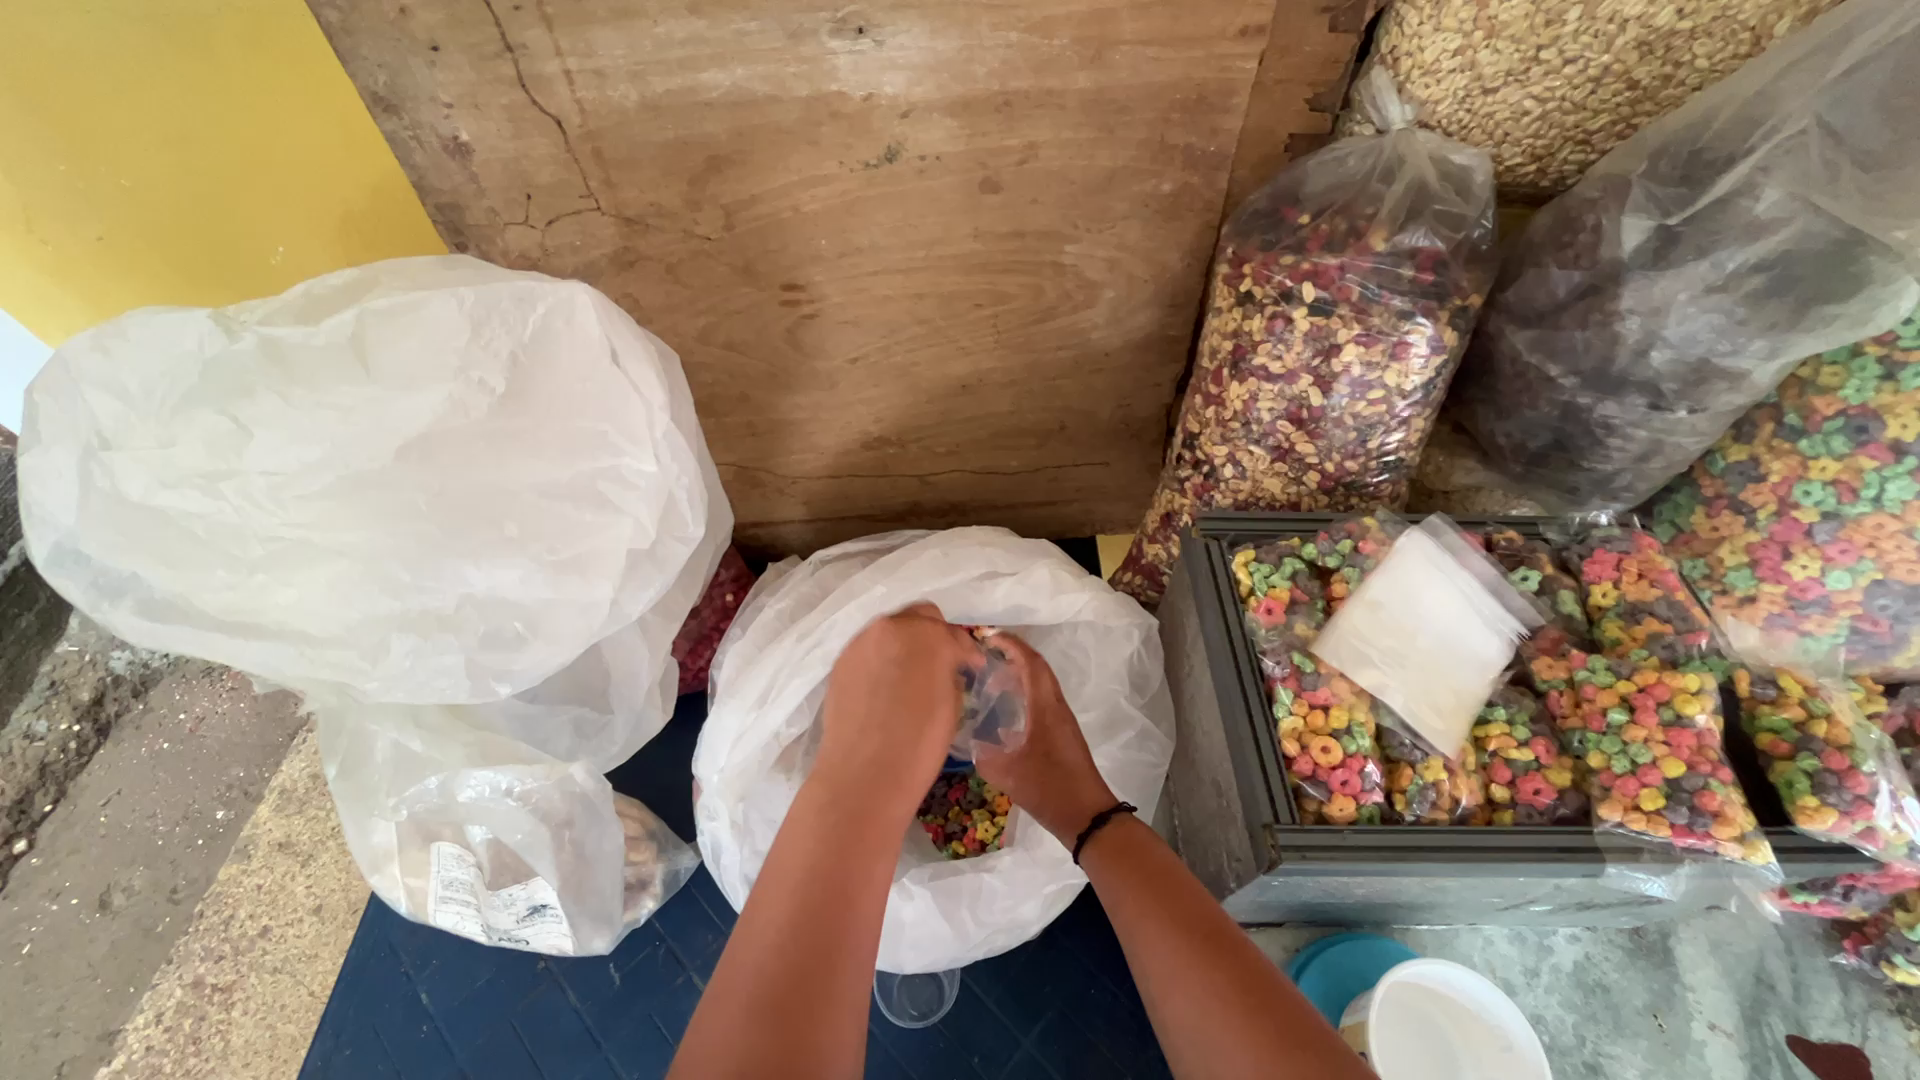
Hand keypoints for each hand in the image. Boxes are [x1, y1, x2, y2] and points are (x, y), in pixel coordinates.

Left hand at [814, 603, 978, 813]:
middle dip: (934, 635)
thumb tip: (944, 668)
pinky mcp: (841, 662)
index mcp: (928, 635)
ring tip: (912, 676)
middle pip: (920, 617)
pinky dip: (882, 660)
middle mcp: (891, 628)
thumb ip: (950, 672)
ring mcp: (861, 642)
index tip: (972, 669)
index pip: (954, 635)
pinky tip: (887, 687)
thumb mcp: (952, 703)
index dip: (967, 653)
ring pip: (890, 631)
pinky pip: (870, 650)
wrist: (864, 774)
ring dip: (905, 645)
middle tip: (942, 664)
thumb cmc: (920, 743)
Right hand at [972, 633, 1118, 841]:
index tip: (989, 636)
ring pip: (1041, 686)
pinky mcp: (1062, 736)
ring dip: (1019, 676)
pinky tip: (1006, 715)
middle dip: (1013, 655)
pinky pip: (1041, 702)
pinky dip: (1024, 696)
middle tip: (986, 656)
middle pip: (1038, 669)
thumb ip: (984, 755)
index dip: (1012, 644)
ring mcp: (1062, 722)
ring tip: (992, 682)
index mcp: (1046, 708)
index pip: (1031, 662)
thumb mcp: (1008, 774)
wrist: (1088, 817)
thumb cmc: (1050, 790)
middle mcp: (1056, 708)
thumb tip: (968, 742)